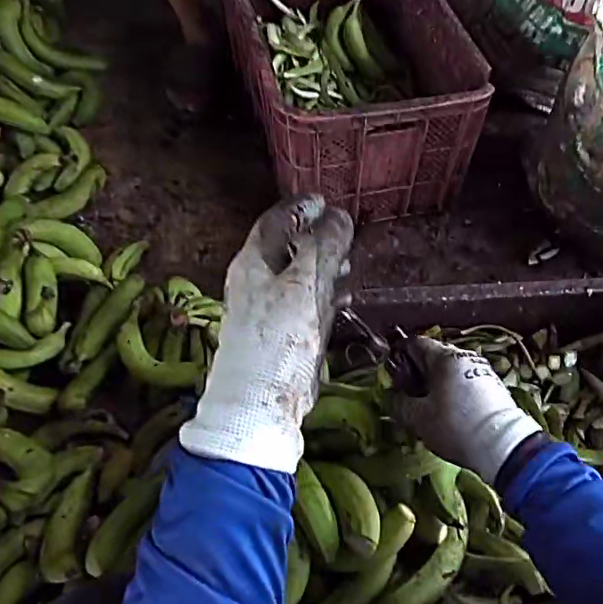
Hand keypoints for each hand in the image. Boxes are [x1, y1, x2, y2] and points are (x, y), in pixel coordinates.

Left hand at [179, 195, 354, 472]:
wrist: (262, 402)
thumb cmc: (280, 336)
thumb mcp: (305, 283)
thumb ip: (323, 246)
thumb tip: (337, 215)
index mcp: (253, 264)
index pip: (274, 222)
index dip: (299, 208)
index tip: (324, 200)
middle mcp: (257, 283)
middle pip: (289, 249)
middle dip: (317, 238)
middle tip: (343, 231)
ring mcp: (271, 310)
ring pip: (300, 278)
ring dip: (324, 267)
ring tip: (349, 264)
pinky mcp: (285, 335)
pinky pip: (307, 304)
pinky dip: (325, 295)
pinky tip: (343, 298)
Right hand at [393, 337, 540, 481]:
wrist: (504, 445)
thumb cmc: (456, 426)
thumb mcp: (418, 419)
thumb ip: (398, 404)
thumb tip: (389, 395)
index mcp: (444, 357)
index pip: (415, 343)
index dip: (398, 353)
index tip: (389, 370)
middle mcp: (464, 356)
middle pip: (433, 355)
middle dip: (416, 371)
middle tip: (404, 392)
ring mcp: (481, 369)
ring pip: (450, 370)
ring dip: (435, 382)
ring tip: (425, 404)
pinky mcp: (493, 386)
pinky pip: (464, 381)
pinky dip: (452, 390)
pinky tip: (447, 410)